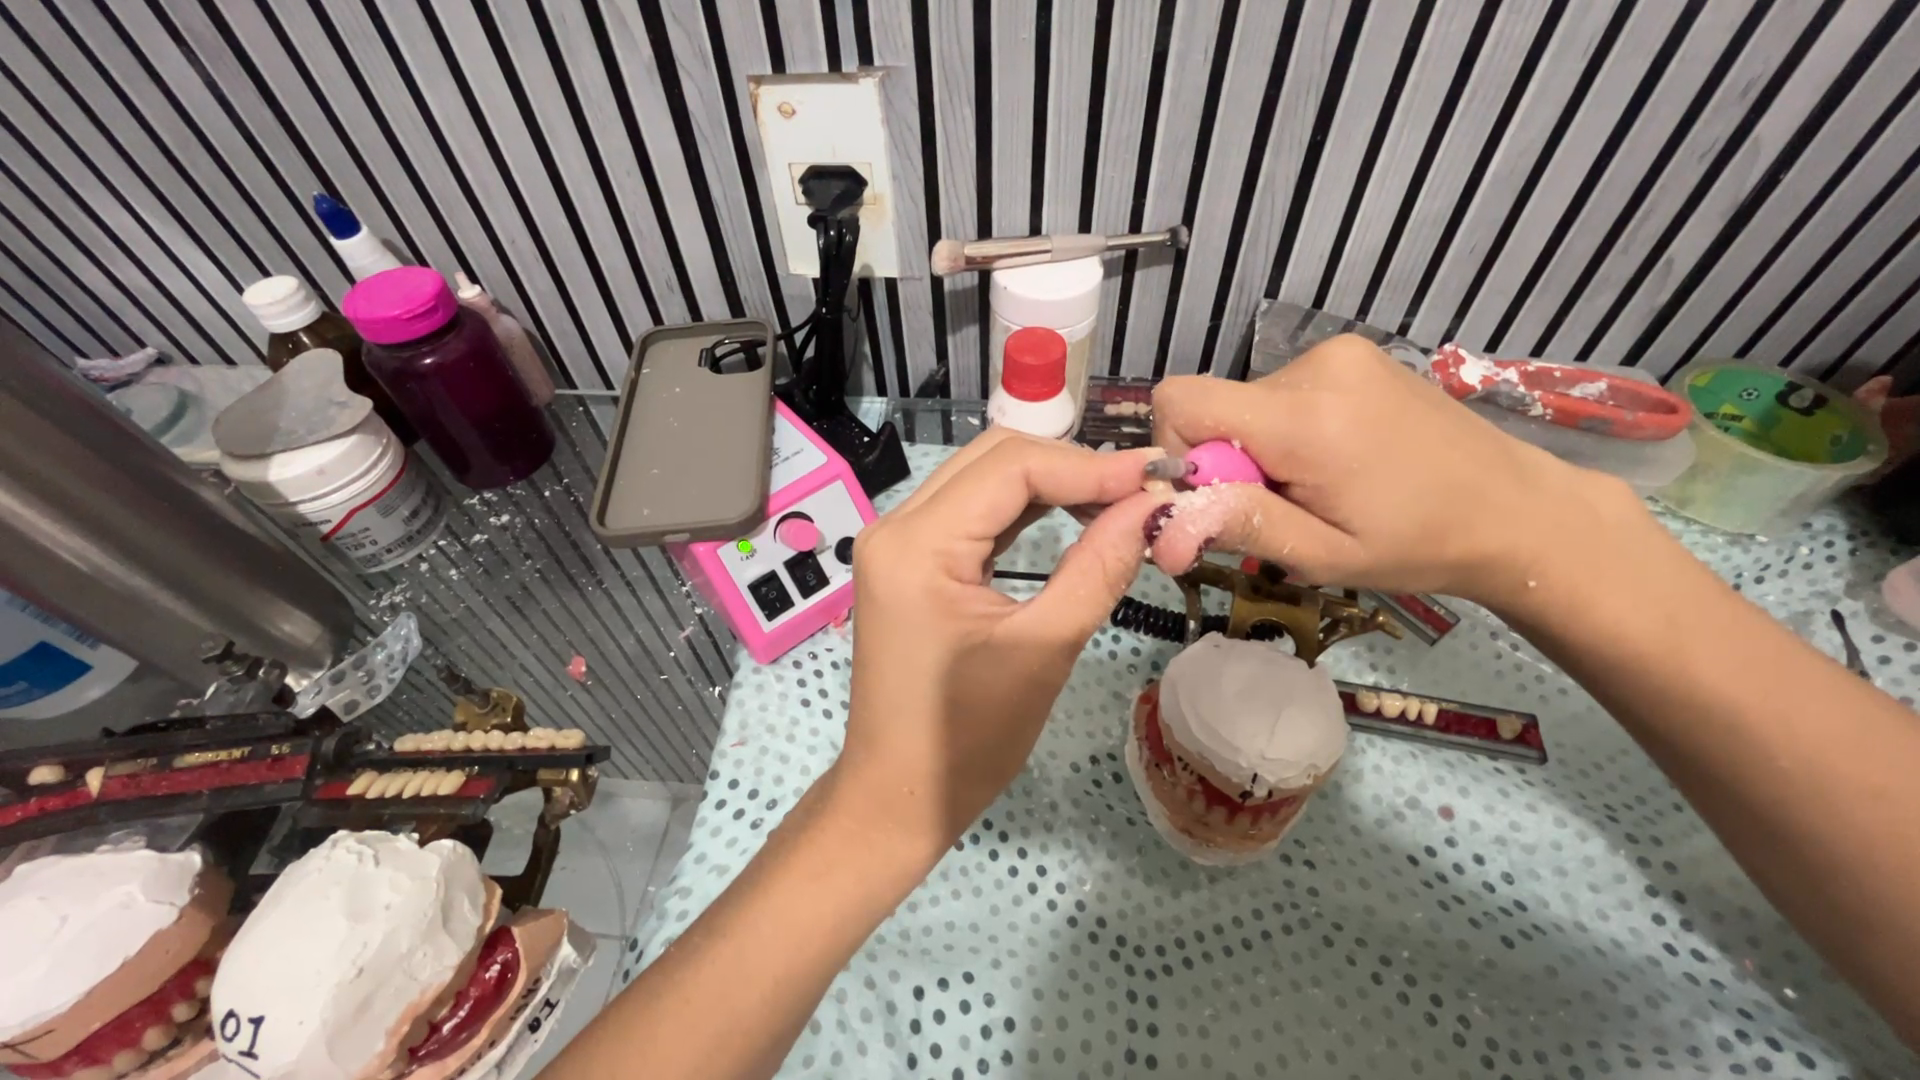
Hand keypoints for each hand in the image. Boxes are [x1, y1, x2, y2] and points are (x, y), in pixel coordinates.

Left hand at [837, 430, 1158, 861]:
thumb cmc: (970, 738)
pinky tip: (1072, 517)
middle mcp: (896, 526)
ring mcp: (897, 542)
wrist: (900, 794)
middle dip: (1071, 467)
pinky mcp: (907, 562)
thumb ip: (1099, 567)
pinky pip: (971, 513)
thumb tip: (1150, 506)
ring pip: (982, 479)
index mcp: (917, 545)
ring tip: (1118, 502)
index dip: (1090, 466)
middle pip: (994, 460)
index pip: (1012, 468)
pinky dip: (1023, 510)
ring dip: (1051, 484)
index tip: (1157, 477)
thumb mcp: (1044, 649)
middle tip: (1141, 490)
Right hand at [1147, 334, 1634, 608]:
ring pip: (1243, 403)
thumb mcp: (1321, 556)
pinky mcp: (1350, 354)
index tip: (1218, 496)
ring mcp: (1337, 353)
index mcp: (1305, 417)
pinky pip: (1278, 392)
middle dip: (1226, 462)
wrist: (1515, 510)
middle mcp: (1314, 366)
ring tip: (1318, 487)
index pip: (1179, 401)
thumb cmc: (1419, 546)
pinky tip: (1333, 461)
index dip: (1176, 453)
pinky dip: (1283, 431)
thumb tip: (1155, 522)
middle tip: (1285, 506)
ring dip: (1258, 450)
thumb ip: (1237, 525)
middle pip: (1212, 407)